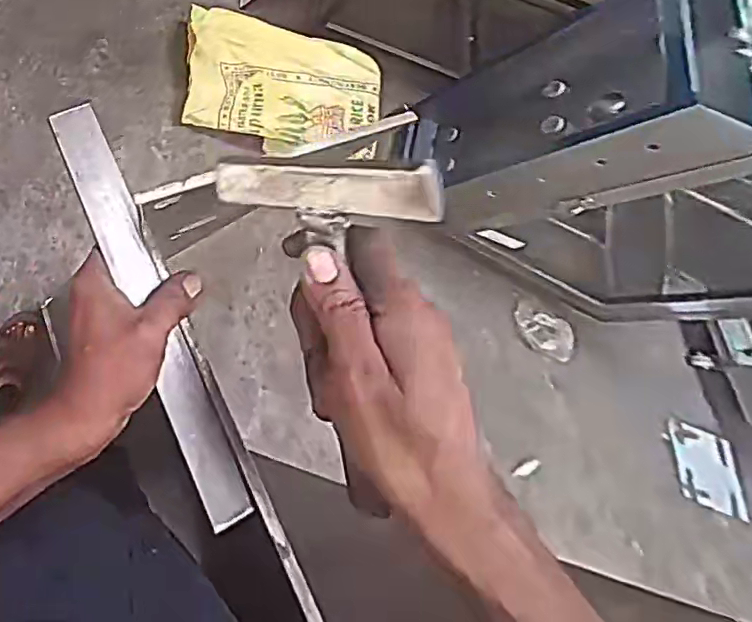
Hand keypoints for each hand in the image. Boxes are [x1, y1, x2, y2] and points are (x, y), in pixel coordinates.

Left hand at [46, 250, 202, 455]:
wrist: (86, 415)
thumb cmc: (106, 376)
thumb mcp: (152, 331)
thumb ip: (173, 301)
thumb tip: (189, 283)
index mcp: (92, 282)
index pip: (114, 246)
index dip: (139, 249)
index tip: (157, 258)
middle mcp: (84, 294)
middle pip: (123, 270)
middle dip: (147, 281)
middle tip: (164, 294)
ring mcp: (86, 314)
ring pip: (123, 294)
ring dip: (143, 304)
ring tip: (156, 320)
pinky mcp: (93, 334)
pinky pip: (120, 316)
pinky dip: (136, 322)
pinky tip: (146, 339)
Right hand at [291, 226, 487, 526]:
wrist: (451, 507)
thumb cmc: (405, 452)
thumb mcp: (355, 376)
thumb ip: (337, 310)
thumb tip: (319, 258)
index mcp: (404, 309)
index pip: (361, 243)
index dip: (323, 252)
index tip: (301, 276)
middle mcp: (418, 315)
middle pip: (350, 282)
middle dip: (321, 317)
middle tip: (322, 361)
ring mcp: (420, 338)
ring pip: (354, 316)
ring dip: (332, 349)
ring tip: (337, 392)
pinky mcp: (418, 361)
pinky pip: (368, 342)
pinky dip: (349, 365)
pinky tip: (350, 399)